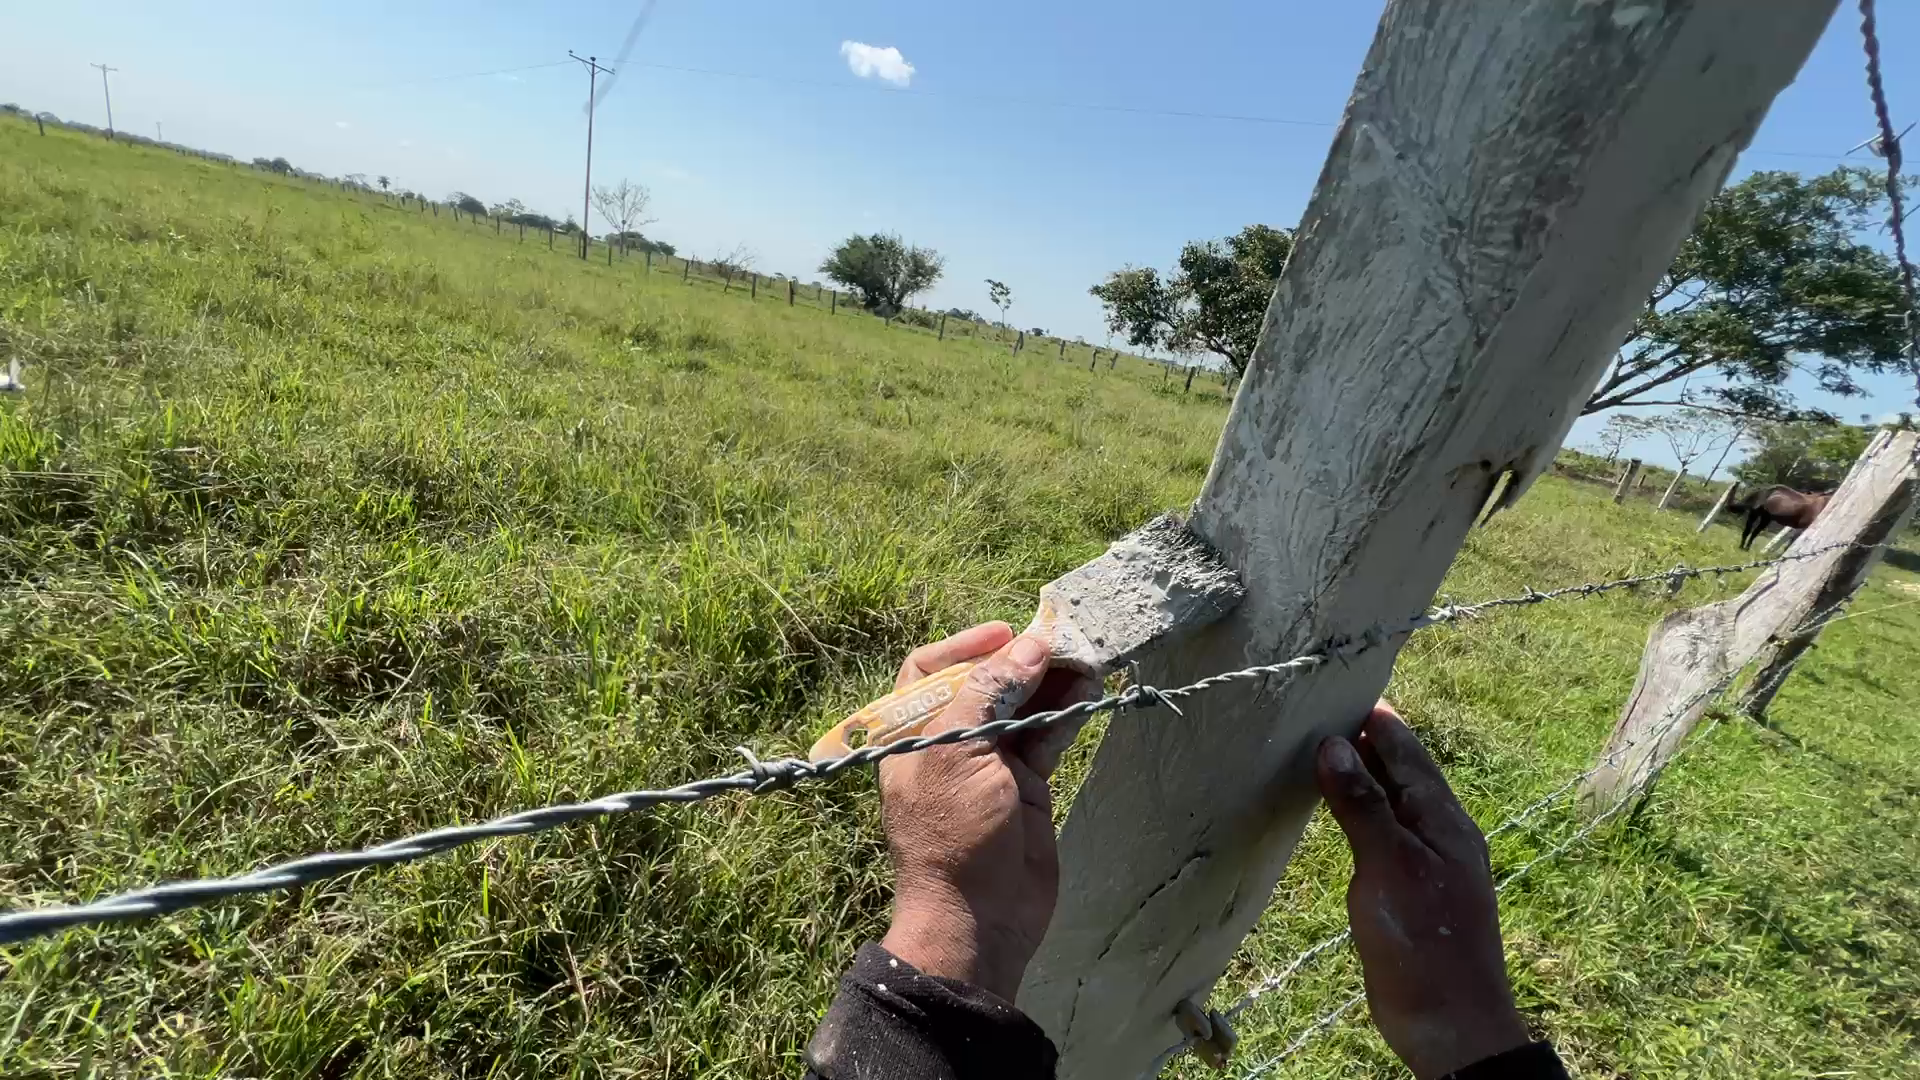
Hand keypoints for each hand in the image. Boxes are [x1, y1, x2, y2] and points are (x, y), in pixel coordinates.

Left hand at [877, 622, 1096, 1000]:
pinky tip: (1087, 690)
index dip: (965, 645)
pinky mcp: (1026, 780)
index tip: (1006, 632)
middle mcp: (950, 738)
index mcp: (913, 729)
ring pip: (1022, 705)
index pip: (930, 667)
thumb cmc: (951, 829)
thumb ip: (991, 691)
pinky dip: (1065, 712)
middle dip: (1022, 660)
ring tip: (1084, 659)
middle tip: (1061, 641)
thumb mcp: (957, 751)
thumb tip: (1028, 645)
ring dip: (1051, 682)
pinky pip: (1045, 734)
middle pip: (986, 682)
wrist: (980, 917)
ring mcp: (990, 759)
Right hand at [1315, 705, 1530, 1079]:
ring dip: (1353, 767)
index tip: (1336, 683)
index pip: (1406, 750)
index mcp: (1442, 819)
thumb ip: (1362, 805)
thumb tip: (1332, 744)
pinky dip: (1349, 800)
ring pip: (1384, 794)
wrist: (1448, 1025)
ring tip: (1310, 741)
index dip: (1374, 716)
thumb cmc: (1423, 942)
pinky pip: (1373, 821)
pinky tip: (1325, 797)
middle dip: (1359, 735)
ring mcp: (1418, 854)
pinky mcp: (1399, 877)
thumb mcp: (1389, 867)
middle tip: (1311, 705)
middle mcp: (1434, 828)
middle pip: (1396, 767)